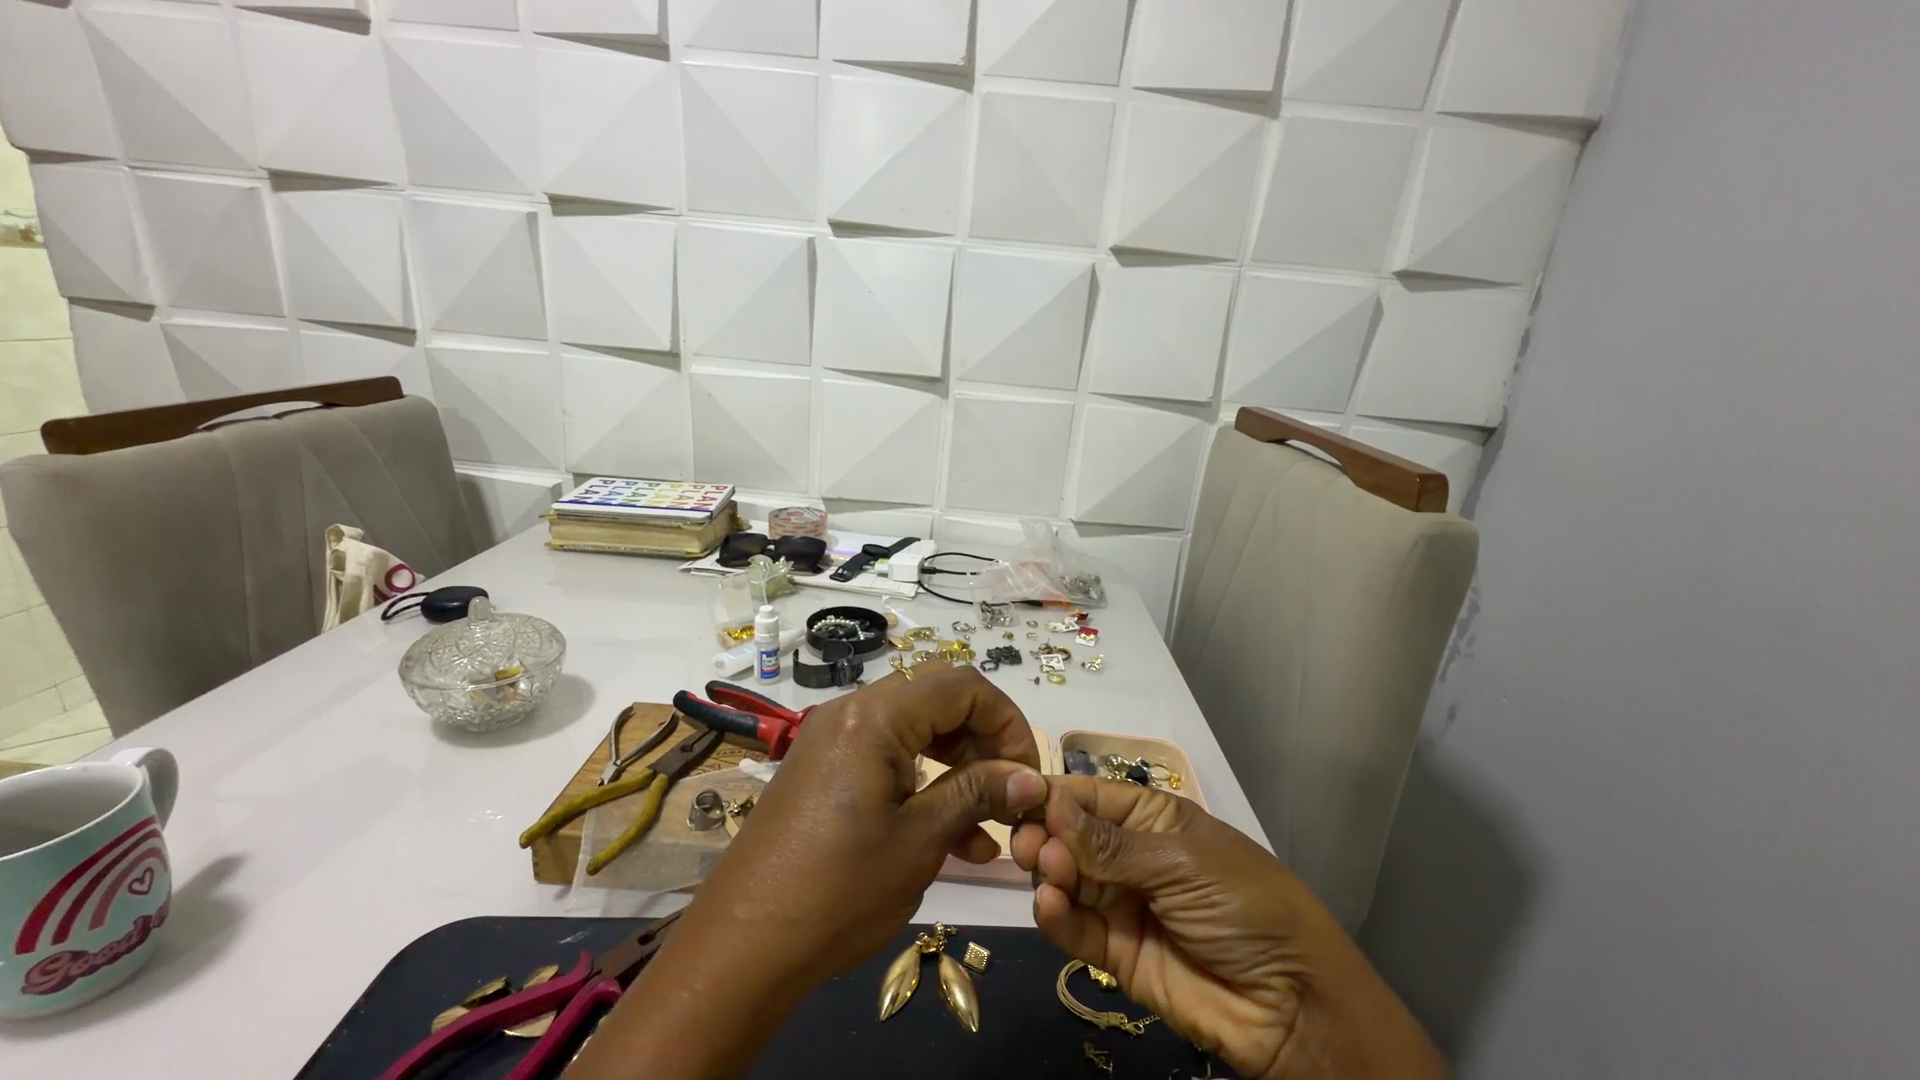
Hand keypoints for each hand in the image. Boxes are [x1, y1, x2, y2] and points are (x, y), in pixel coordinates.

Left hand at [708, 664, 1048, 975]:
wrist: (743, 946)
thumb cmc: (839, 890)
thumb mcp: (920, 840)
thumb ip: (978, 794)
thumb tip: (1032, 778)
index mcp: (874, 716)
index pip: (962, 686)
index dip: (1007, 723)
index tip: (1027, 775)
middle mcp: (850, 713)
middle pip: (937, 700)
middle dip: (984, 741)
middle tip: (1009, 794)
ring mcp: (832, 742)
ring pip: (915, 732)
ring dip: (958, 769)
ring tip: (989, 830)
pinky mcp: (823, 773)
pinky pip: (887, 760)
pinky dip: (924, 786)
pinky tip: (953, 841)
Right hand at [1011, 779, 1445, 1079]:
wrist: (1290, 1004)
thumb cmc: (1245, 907)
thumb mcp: (1181, 863)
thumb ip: (1110, 844)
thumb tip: (1051, 805)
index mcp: (1154, 818)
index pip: (1091, 797)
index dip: (1054, 795)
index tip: (1016, 796)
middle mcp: (1131, 856)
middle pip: (1069, 837)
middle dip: (1045, 835)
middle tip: (1027, 843)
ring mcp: (1121, 904)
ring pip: (1065, 880)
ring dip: (1049, 873)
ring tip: (1049, 874)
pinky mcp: (1114, 953)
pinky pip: (1073, 928)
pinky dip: (1054, 916)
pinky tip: (1050, 907)